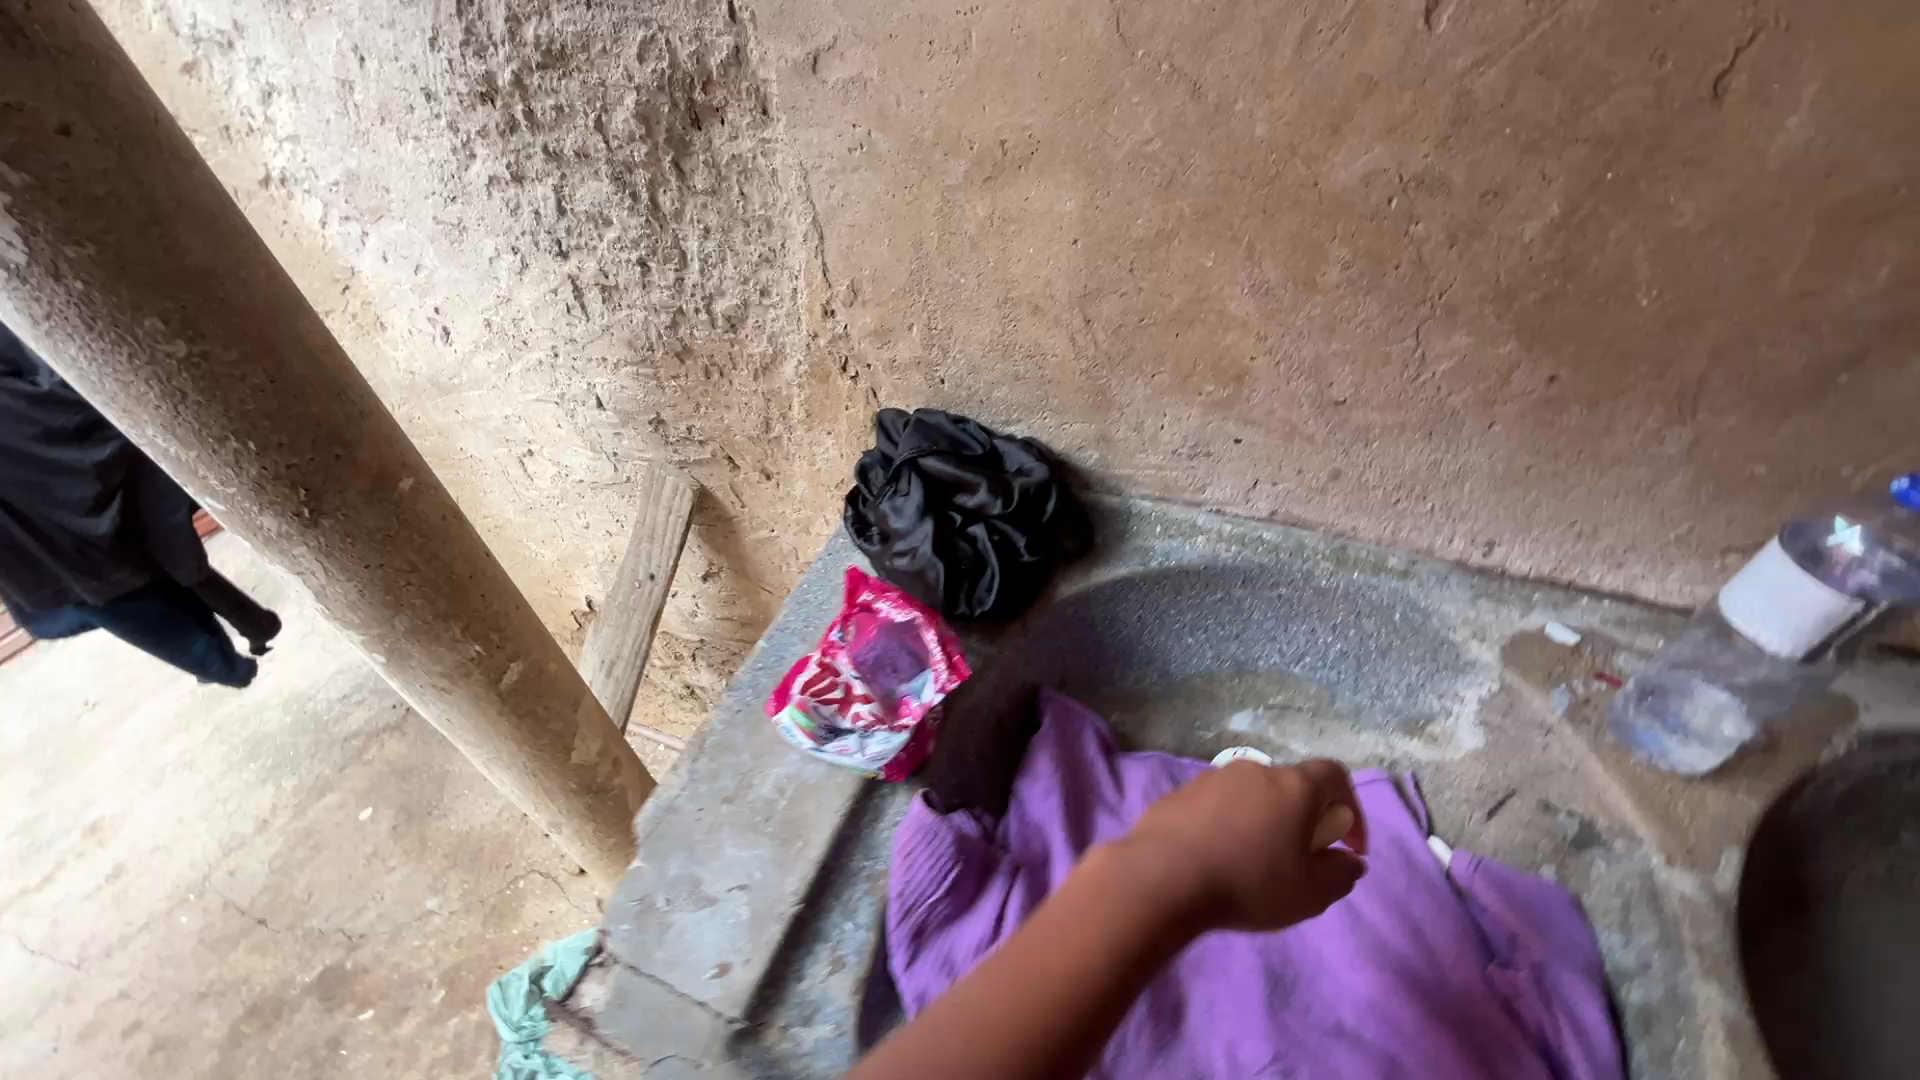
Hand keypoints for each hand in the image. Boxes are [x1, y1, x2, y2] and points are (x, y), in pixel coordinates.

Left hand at [1115, 759, 1368, 933]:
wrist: (1163, 875)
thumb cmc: (1248, 882)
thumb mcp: (1310, 894)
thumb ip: (1340, 874)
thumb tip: (1349, 860)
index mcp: (1292, 786)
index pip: (1334, 775)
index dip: (1351, 809)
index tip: (1348, 847)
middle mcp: (1253, 770)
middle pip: (1290, 785)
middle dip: (1303, 818)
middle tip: (1300, 858)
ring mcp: (1212, 777)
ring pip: (1252, 794)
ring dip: (1263, 820)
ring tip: (1255, 862)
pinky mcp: (1181, 792)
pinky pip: (1218, 804)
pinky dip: (1228, 824)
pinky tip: (1217, 857)